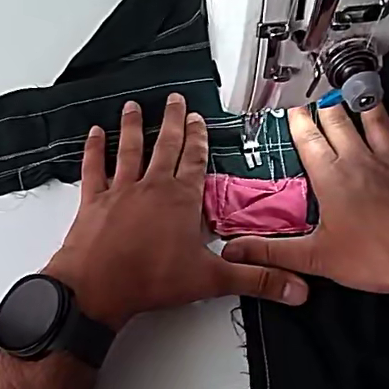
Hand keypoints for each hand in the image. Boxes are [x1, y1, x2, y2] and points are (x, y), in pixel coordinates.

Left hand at [44, 94, 309, 329]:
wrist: (97, 288)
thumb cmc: (149, 280)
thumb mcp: (209, 280)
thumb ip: (254, 278)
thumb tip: (294, 288)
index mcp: (181, 199)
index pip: (195, 161)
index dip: (199, 139)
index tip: (199, 120)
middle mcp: (151, 187)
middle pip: (165, 147)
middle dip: (173, 122)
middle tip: (174, 101)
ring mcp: (119, 191)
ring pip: (129, 150)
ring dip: (134, 127)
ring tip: (134, 108)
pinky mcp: (93, 201)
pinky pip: (93, 168)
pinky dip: (93, 150)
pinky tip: (94, 135)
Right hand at [221, 99, 388, 309]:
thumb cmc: (380, 258)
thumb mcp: (313, 258)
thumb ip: (270, 253)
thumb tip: (235, 252)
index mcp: (333, 180)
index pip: (309, 142)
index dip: (299, 123)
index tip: (294, 109)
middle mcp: (364, 163)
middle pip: (341, 125)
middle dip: (328, 108)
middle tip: (320, 96)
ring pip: (380, 125)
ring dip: (368, 107)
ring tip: (360, 92)